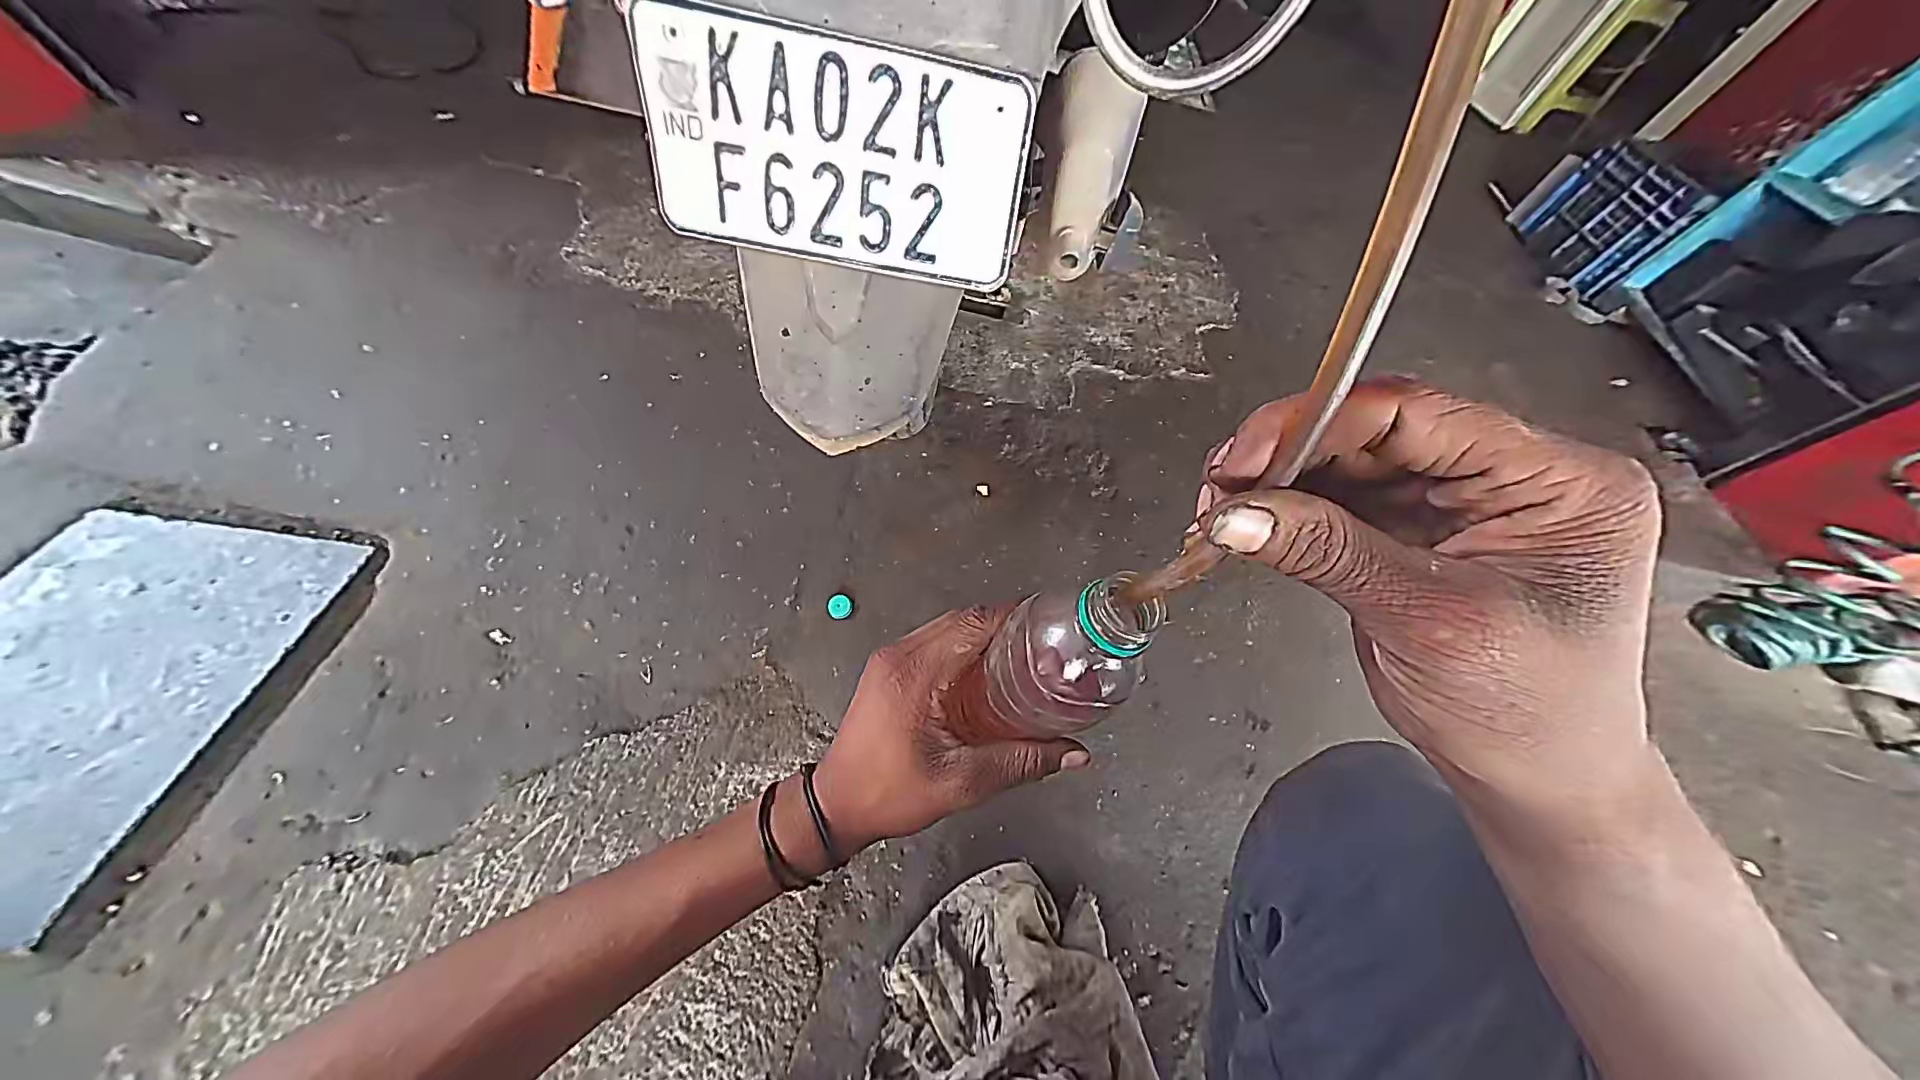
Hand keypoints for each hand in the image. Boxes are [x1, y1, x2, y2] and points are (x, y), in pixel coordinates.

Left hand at [814, 607, 1091, 849]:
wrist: (837, 803)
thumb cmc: (886, 793)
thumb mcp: (961, 782)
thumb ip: (1020, 763)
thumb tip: (1070, 753)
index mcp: (915, 672)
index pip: (973, 622)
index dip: (1014, 617)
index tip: (1045, 625)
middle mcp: (900, 655)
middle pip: (963, 618)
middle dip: (1005, 625)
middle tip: (1041, 644)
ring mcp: (891, 659)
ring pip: (949, 627)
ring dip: (984, 635)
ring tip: (1020, 656)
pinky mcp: (889, 669)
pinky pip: (935, 642)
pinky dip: (964, 647)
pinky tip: (985, 672)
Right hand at [1198, 377, 1661, 812]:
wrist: (1529, 777)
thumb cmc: (1526, 710)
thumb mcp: (1424, 619)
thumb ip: (1325, 552)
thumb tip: (1236, 514)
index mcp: (1552, 481)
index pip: (1418, 415)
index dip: (1322, 422)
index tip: (1251, 452)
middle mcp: (1499, 480)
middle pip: (1372, 434)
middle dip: (1287, 454)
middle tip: (1223, 482)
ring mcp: (1446, 508)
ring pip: (1342, 466)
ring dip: (1276, 484)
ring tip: (1222, 507)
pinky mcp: (1401, 537)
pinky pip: (1331, 505)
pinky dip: (1281, 513)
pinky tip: (1246, 523)